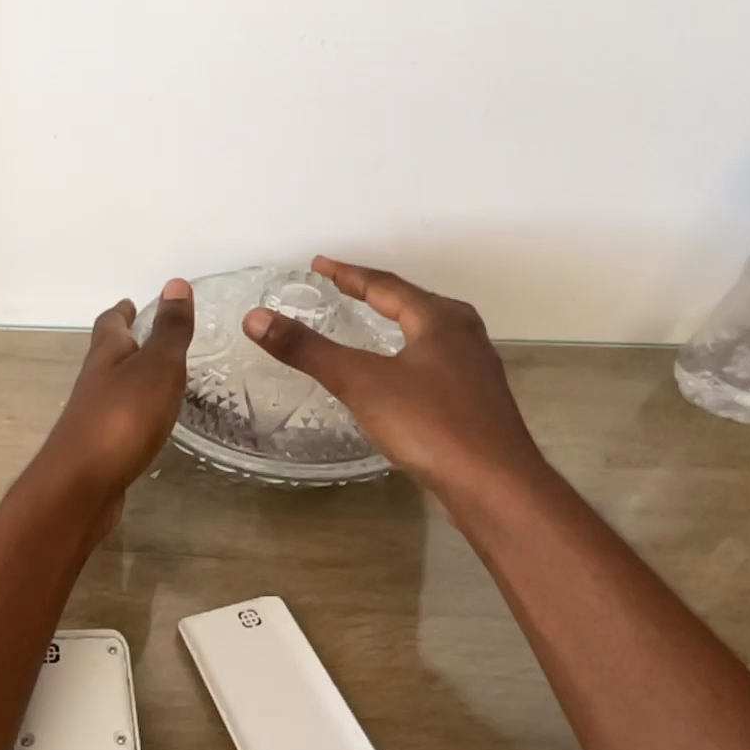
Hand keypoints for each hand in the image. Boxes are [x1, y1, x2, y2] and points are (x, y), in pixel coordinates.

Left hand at [38, 279, 194, 500]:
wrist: (82, 484)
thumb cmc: (122, 417)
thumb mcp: (156, 366)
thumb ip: (169, 330)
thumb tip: (174, 284)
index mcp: (106, 355)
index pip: (111, 324)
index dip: (123, 312)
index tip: (132, 303)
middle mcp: (94, 382)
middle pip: (106, 355)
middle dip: (125, 344)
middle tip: (148, 339)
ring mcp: (92, 417)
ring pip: (111, 388)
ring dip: (129, 379)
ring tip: (155, 379)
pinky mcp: (98, 449)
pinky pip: (117, 420)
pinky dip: (131, 412)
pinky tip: (146, 423)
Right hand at [242, 256, 546, 501]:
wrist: (493, 484)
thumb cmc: (429, 424)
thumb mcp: (360, 382)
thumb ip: (308, 350)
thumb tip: (255, 318)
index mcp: (440, 320)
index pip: (386, 286)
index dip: (349, 275)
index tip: (319, 265)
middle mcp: (464, 336)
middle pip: (414, 303)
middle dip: (377, 294)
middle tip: (344, 289)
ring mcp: (474, 371)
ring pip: (429, 334)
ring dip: (398, 323)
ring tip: (371, 325)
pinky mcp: (475, 403)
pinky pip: (434, 364)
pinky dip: (408, 356)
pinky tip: (398, 378)